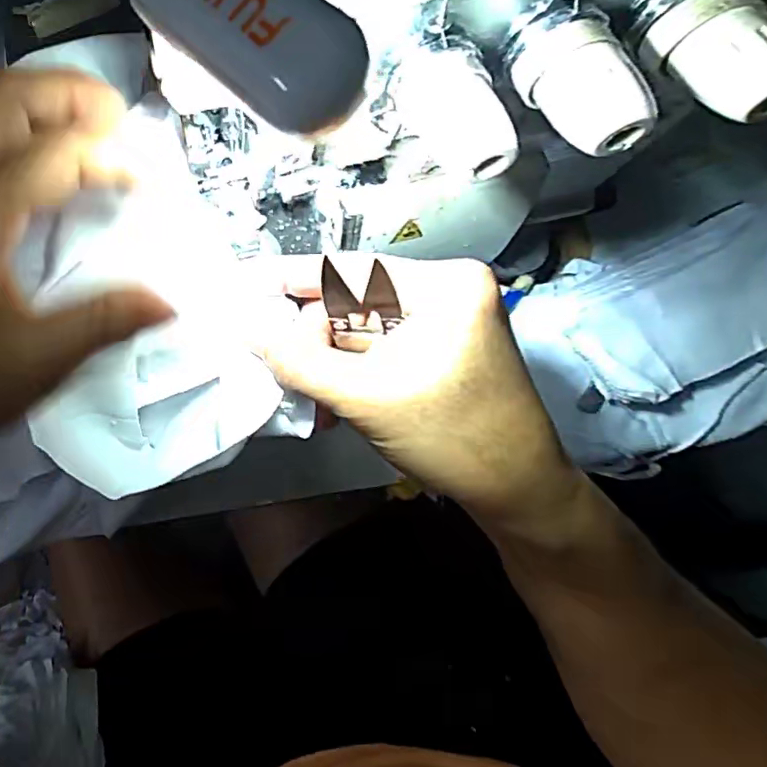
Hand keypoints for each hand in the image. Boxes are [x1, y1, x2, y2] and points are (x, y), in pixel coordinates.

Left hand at [0, 69, 174, 569]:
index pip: (54, 150)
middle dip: (68, 93)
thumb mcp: (37, 362)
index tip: (147, 187)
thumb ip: (105, 322)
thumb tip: (171, 300)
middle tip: (119, 121)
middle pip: (6, 95)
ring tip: (94, 138)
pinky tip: (50, 179)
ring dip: (43, 109)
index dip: (109, 157)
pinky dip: (22, 137)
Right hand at [254, 254, 583, 531]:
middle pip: (349, 302)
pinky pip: (374, 351)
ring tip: (302, 394)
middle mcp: (445, 292)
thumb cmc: (459, 442)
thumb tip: (249, 329)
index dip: (290, 277)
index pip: (348, 270)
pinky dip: (346, 375)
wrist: (519, 496)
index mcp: (443, 285)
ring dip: (324, 364)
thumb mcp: (367, 398)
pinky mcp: (435, 349)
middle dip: (308, 339)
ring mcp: (442, 321)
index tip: (247, 281)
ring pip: (357, 331)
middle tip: (272, 363)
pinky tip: (328, 402)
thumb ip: (299, 361)